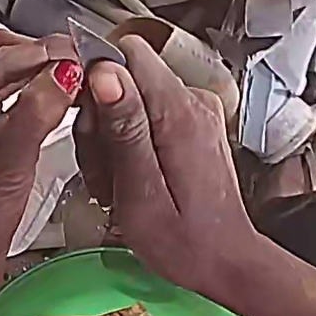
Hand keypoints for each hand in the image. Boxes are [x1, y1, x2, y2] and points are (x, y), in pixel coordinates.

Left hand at [0, 30, 81, 315]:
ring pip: (6, 73)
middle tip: (81, 59)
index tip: (75, 54)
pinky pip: (9, 94)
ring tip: (78, 72)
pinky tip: (62, 92)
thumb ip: (38, 112)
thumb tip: (66, 72)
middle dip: (41, 57)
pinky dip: (36, 91)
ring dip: (41, 71)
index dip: (39, 54)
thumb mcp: (9, 163)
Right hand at [74, 36, 279, 315]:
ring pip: (127, 95)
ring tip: (116, 177)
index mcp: (178, 113)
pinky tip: (128, 173)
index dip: (93, 81)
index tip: (89, 124)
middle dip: (98, 116)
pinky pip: (143, 111)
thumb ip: (123, 128)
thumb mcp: (140, 192)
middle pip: (123, 75)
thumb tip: (104, 72)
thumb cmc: (185, 242)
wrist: (226, 263)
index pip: (124, 53)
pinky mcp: (190, 122)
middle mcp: (192, 102)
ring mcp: (194, 110)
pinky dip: (125, 139)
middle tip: (103, 166)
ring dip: (109, 133)